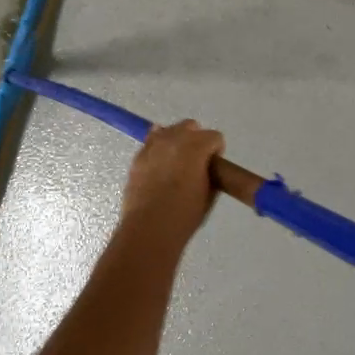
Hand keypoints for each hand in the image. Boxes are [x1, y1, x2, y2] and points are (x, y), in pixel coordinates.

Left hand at [118, 120, 225, 245]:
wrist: (149, 228)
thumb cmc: (185, 214)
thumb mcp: (209, 194)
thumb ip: (210, 174)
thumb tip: (207, 169)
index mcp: (197, 146)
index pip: (214, 137)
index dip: (216, 151)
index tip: (213, 167)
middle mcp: (175, 138)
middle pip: (190, 126)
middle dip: (196, 140)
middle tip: (196, 162)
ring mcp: (154, 145)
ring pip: (168, 131)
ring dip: (176, 141)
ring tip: (175, 162)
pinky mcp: (138, 156)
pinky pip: (151, 143)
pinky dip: (158, 150)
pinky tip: (159, 165)